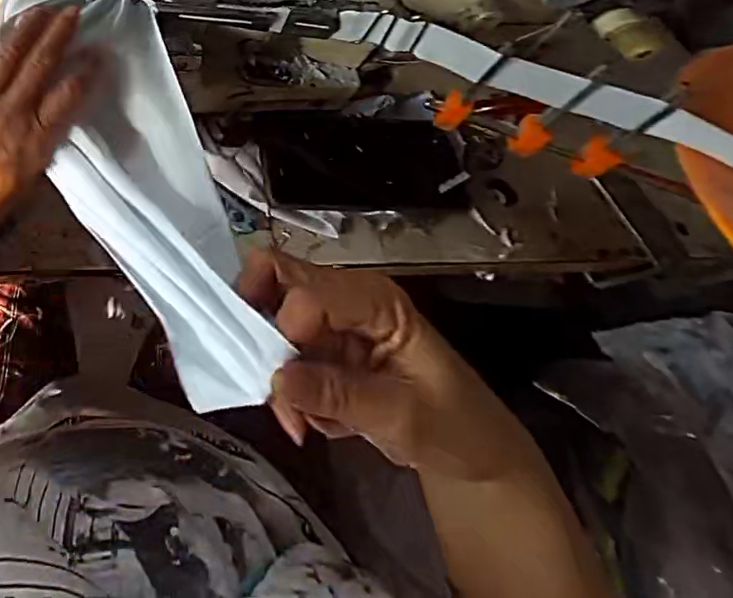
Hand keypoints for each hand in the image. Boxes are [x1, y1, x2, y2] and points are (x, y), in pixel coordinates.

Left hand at [0, 6, 99, 242]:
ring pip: (8, 56)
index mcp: (35, 136)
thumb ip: (49, 138)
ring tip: (40, 8)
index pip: (68, 94)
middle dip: (59, 34)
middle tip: (73, 11)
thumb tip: (61, 111)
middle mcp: (11, 112)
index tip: (99, 52)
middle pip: (40, 64)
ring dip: (27, 29)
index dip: (86, 70)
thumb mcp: (35, 174)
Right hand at [237, 249, 543, 481]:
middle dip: (259, 326)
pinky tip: (316, 419)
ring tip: (299, 421)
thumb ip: (339, 395)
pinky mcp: (321, 345)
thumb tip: (278, 379)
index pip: (307, 288)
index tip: (284, 375)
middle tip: (261, 374)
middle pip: (275, 277)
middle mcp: (344, 297)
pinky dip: (287, 387)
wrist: (474, 456)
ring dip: (274, 369)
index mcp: (373, 299)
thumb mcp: (402, 417)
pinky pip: (280, 352)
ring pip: (269, 319)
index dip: (285, 324)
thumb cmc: (455, 427)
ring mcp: (329, 319)